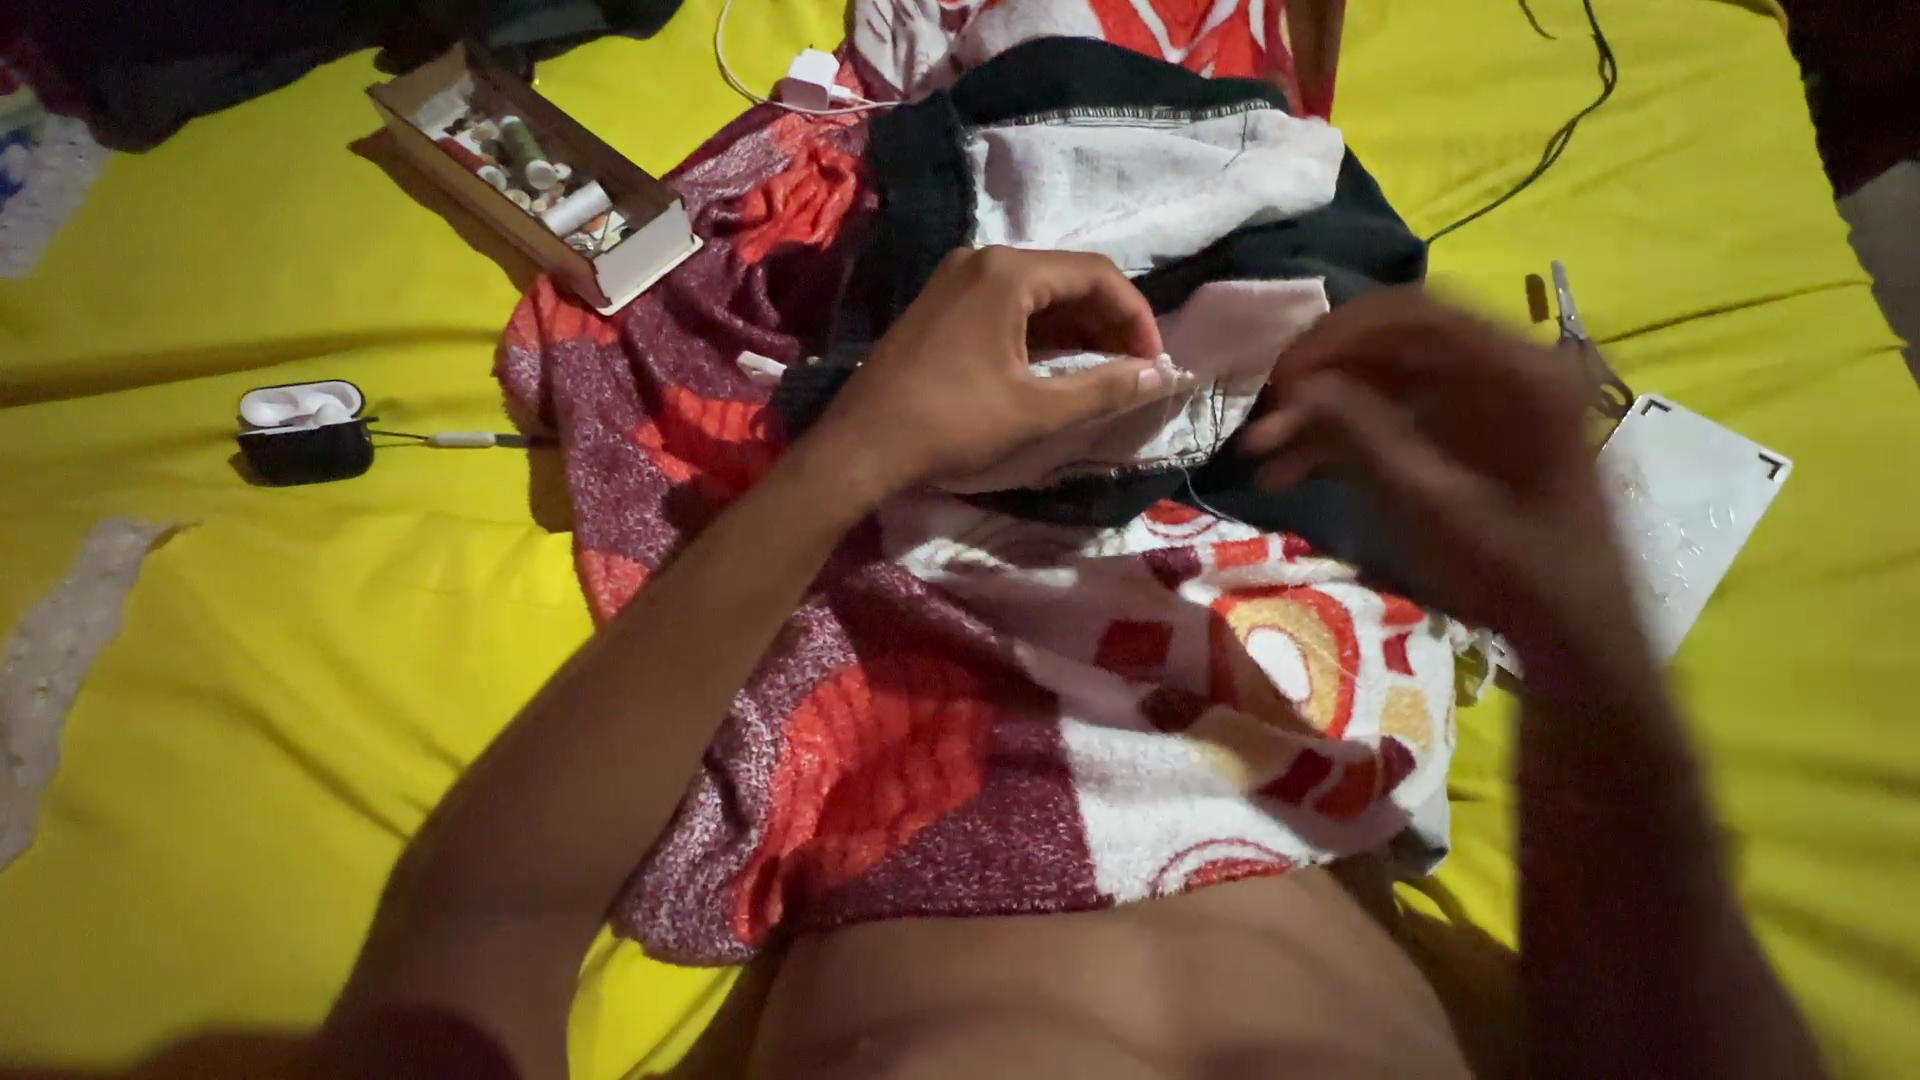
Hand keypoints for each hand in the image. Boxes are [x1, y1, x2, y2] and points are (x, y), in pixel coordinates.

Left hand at [803, 246, 1172, 500]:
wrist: (862, 446)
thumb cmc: (951, 424)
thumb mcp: (1034, 409)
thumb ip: (1102, 388)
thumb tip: (1158, 375)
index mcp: (1007, 272)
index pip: (1097, 274)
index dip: (1136, 316)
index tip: (1152, 362)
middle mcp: (980, 261)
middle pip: (1066, 279)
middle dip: (1107, 322)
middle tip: (1132, 368)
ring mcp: (954, 282)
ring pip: (1036, 295)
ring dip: (1075, 329)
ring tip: (1102, 371)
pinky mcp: (940, 307)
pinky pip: (1004, 307)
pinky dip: (1038, 333)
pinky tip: (1056, 366)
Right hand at [1240, 288, 1645, 667]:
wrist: (1569, 627)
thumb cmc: (1516, 571)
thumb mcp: (1435, 506)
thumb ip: (1366, 437)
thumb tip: (1298, 389)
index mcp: (1513, 371)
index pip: (1412, 315)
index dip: (1335, 336)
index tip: (1279, 378)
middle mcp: (1493, 372)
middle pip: (1385, 344)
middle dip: (1315, 376)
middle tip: (1264, 412)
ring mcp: (1469, 405)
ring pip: (1373, 384)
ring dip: (1314, 415)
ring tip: (1260, 455)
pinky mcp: (1448, 437)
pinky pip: (1379, 420)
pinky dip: (1333, 442)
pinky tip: (1286, 474)